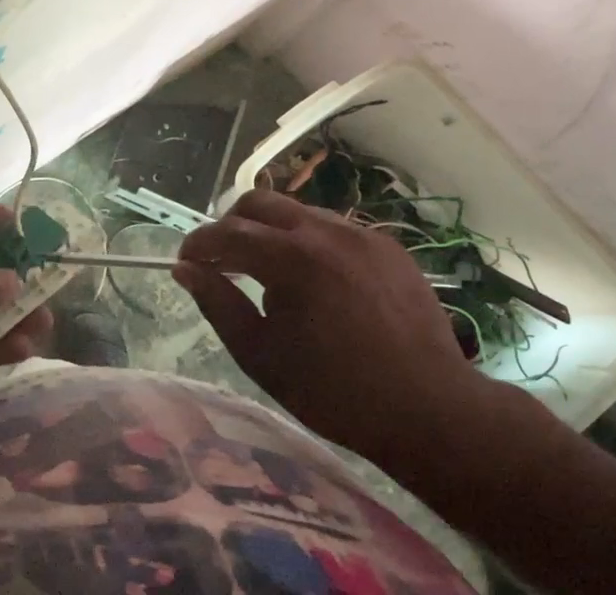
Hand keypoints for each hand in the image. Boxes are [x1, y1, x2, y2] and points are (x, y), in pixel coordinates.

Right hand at [174, 189, 494, 461]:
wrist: (430, 411)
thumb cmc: (335, 392)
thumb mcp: (260, 355)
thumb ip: (218, 304)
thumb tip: (186, 269)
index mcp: (291, 258)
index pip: (226, 232)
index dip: (198, 244)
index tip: (185, 263)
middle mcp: (326, 232)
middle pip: (259, 204)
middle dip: (231, 226)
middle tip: (222, 261)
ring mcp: (363, 236)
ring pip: (298, 212)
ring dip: (271, 233)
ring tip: (268, 274)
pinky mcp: (389, 249)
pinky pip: (335, 230)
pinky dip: (310, 244)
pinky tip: (314, 282)